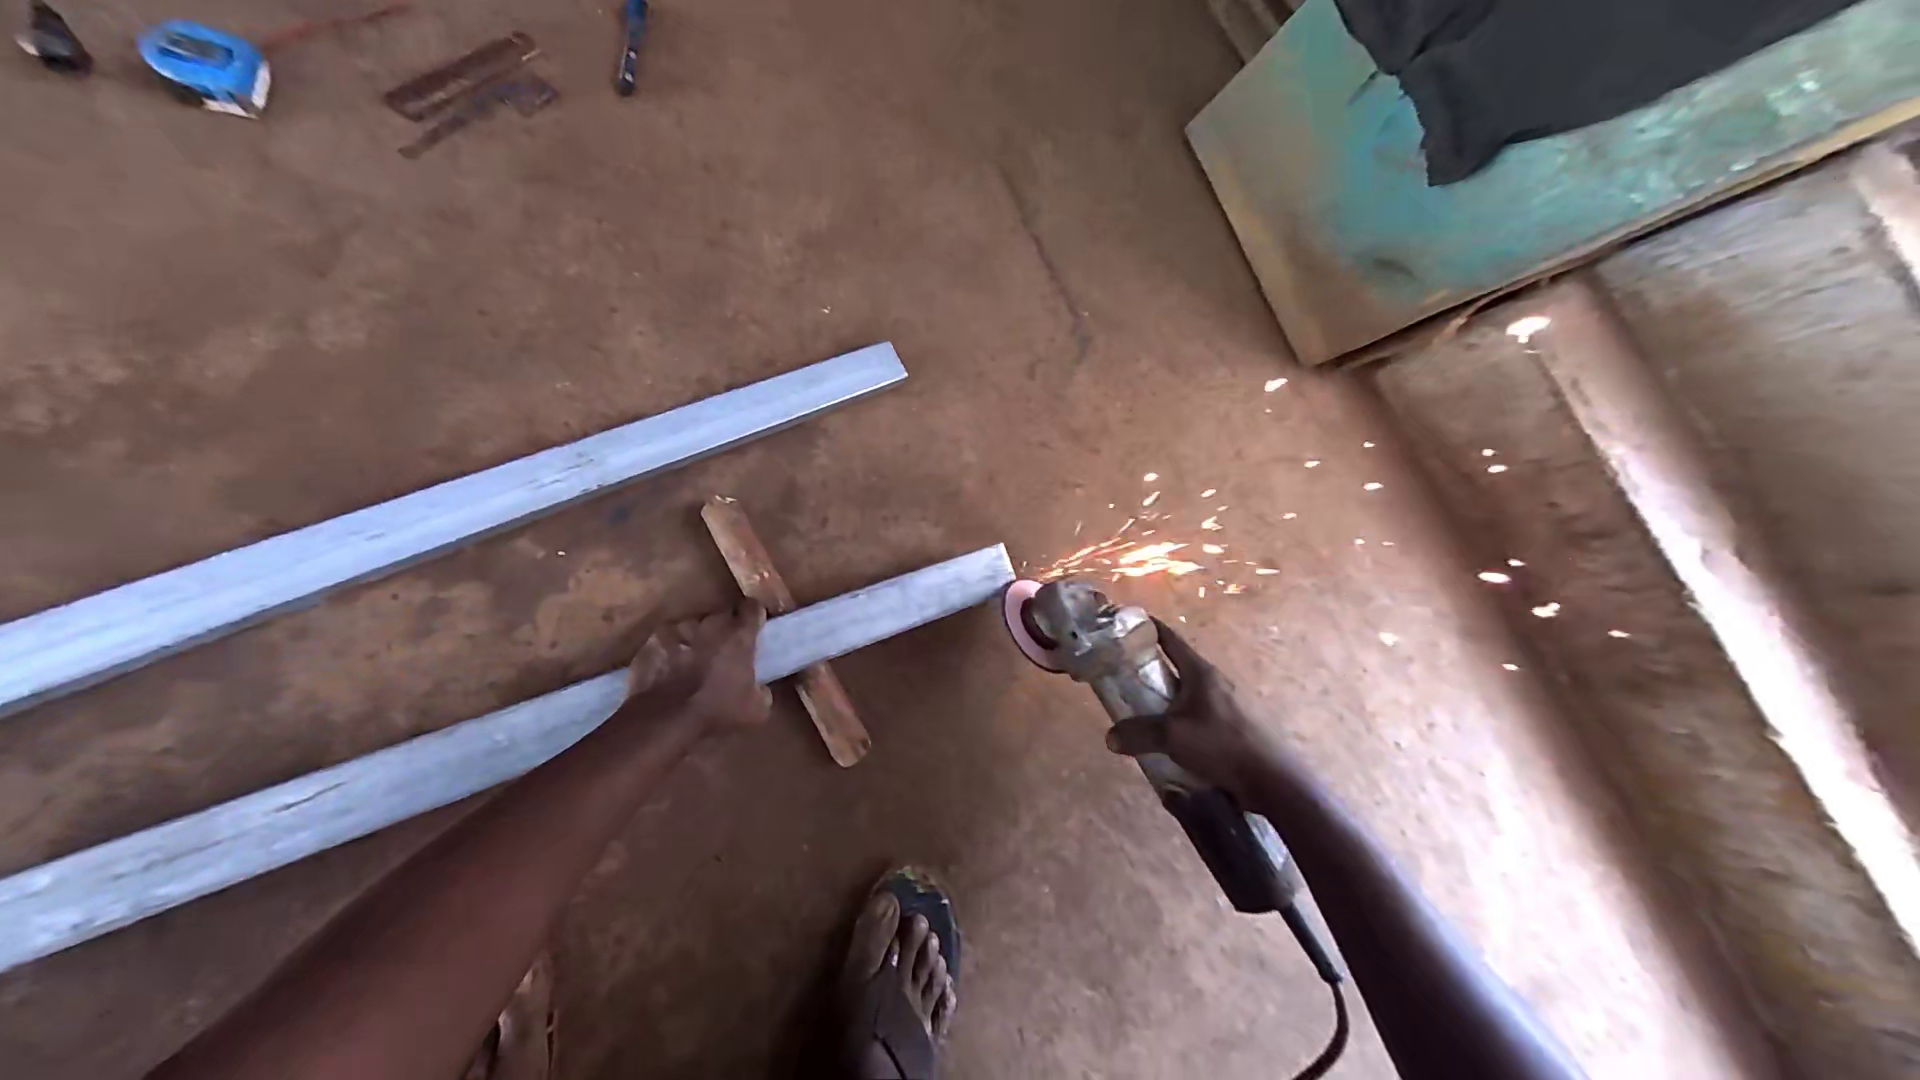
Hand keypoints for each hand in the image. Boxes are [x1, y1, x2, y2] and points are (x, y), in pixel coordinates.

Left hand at [626, 599, 772, 732]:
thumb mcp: (756, 709)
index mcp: (740, 635)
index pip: (752, 607)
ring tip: (697, 659)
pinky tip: (672, 670)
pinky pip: (669, 642)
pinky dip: (672, 652)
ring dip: (699, 638)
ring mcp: (680, 632)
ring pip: (694, 627)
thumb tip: (759, 687)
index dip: (755, 614)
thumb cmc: (717, 710)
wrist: (666, 719)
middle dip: (726, 627)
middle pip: (722, 615)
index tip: (756, 624)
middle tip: (728, 647)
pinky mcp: (656, 644)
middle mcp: (711, 626)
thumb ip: (762, 690)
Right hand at [1104, 618, 1288, 795]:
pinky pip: (1198, 717)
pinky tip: (1170, 742)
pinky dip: (1180, 722)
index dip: (1149, 628)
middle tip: (1124, 681)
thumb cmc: (1221, 744)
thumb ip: (1138, 733)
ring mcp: (1227, 705)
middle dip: (1150, 673)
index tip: (1129, 624)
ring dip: (1165, 702)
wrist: (1271, 780)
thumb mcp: (1172, 736)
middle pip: (1176, 668)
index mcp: (1200, 672)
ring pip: (1187, 696)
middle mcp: (1214, 682)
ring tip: (1143, 717)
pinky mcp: (1234, 727)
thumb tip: (1110, 737)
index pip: (1170, 639)